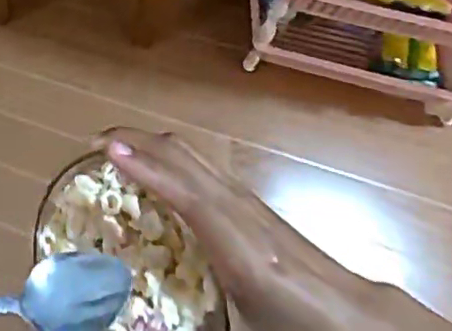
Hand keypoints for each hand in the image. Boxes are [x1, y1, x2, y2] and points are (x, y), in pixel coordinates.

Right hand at [94, 129, 451, 330]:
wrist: (357, 321)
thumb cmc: (297, 328)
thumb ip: (193, 325)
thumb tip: (140, 321)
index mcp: (239, 248)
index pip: (185, 193)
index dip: (144, 167)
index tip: (105, 148)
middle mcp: (240, 212)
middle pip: (184, 157)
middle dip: (138, 140)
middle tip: (94, 144)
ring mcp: (246, 202)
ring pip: (193, 156)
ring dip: (152, 144)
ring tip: (116, 152)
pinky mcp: (249, 204)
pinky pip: (200, 168)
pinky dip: (170, 159)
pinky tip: (157, 177)